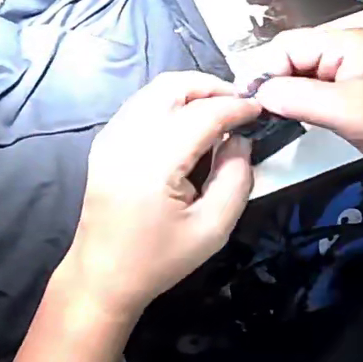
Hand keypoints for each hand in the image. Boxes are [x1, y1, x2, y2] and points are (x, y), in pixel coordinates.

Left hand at [56, 71, 261, 324]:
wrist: (103, 276)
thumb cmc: (160, 259)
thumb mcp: (213, 229)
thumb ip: (236, 178)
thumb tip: (240, 139)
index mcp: (153, 162)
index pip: (203, 114)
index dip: (236, 106)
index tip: (259, 110)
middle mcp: (127, 139)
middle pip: (173, 86)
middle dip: (212, 87)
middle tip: (239, 104)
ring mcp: (110, 136)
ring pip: (155, 89)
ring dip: (190, 91)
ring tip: (218, 110)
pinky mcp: (104, 140)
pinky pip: (141, 104)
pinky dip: (169, 101)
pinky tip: (188, 122)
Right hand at [250, 28, 362, 187]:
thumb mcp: (351, 112)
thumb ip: (300, 98)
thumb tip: (258, 92)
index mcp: (348, 42)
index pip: (288, 45)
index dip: (266, 70)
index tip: (250, 104)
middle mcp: (347, 51)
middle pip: (292, 58)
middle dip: (274, 82)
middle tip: (258, 115)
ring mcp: (351, 74)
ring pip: (302, 77)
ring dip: (286, 96)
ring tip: (272, 120)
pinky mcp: (354, 97)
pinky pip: (316, 94)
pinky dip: (301, 106)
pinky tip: (295, 121)